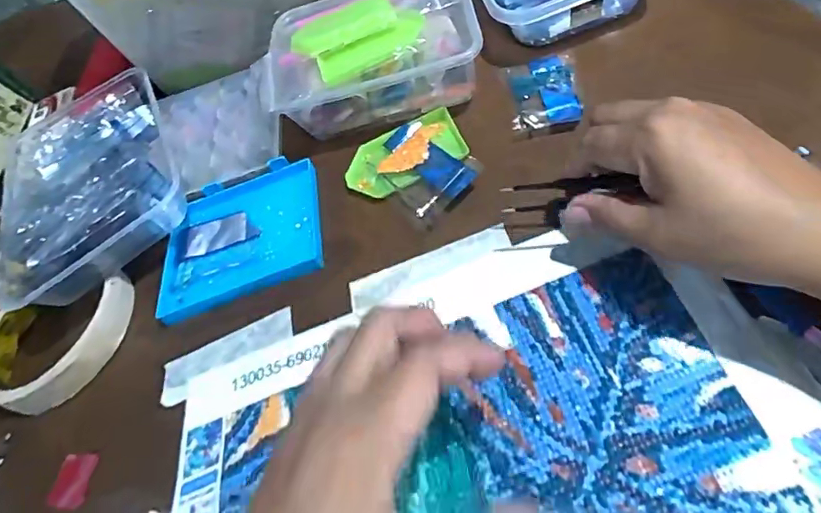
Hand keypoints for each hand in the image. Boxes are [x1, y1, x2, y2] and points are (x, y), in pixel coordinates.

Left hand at [250, 307, 503, 512]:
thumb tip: (532, 506)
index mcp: (368, 429)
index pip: (423, 361)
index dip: (466, 351)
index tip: (499, 361)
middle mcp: (333, 405)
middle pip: (379, 328)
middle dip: (424, 326)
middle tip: (461, 354)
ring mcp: (304, 416)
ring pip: (347, 341)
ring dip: (389, 338)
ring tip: (423, 363)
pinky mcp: (287, 437)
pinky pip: (327, 370)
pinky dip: (360, 361)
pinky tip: (376, 402)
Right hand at [560, 98, 820, 288]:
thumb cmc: (733, 236)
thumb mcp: (664, 235)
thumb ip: (609, 217)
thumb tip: (568, 212)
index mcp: (647, 134)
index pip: (590, 143)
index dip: (576, 170)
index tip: (576, 197)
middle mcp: (667, 108)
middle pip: (607, 116)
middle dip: (593, 146)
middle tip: (602, 187)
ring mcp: (699, 106)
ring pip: (639, 112)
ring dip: (624, 138)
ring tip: (641, 181)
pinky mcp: (725, 115)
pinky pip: (671, 115)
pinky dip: (656, 135)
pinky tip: (680, 171)